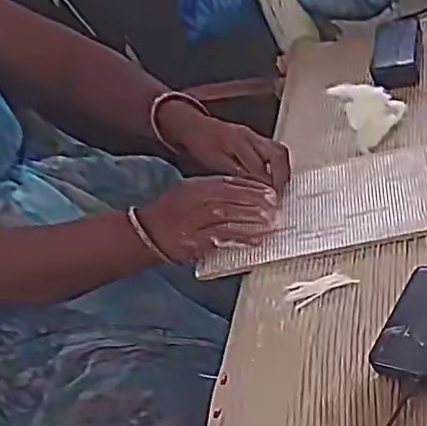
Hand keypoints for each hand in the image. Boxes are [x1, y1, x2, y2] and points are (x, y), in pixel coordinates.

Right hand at [137, 177, 277, 259]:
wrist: (150, 231)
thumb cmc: (172, 212)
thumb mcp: (190, 191)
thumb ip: (214, 189)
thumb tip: (243, 189)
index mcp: (197, 188)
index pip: (229, 184)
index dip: (252, 188)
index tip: (270, 191)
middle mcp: (198, 203)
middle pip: (233, 200)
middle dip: (258, 203)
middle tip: (276, 207)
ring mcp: (198, 222)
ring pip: (232, 218)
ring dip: (254, 220)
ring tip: (273, 222)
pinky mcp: (200, 241)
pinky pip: (225, 238)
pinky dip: (242, 238)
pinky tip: (258, 239)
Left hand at [155, 99, 291, 190]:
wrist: (195, 126)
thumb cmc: (201, 144)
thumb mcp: (214, 162)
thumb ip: (236, 174)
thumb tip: (256, 189)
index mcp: (237, 141)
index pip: (260, 168)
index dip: (267, 186)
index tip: (272, 201)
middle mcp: (251, 136)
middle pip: (278, 156)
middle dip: (282, 179)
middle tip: (280, 196)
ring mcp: (256, 136)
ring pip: (281, 152)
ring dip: (285, 172)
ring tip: (282, 189)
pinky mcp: (259, 140)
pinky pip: (278, 152)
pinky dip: (281, 167)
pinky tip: (278, 179)